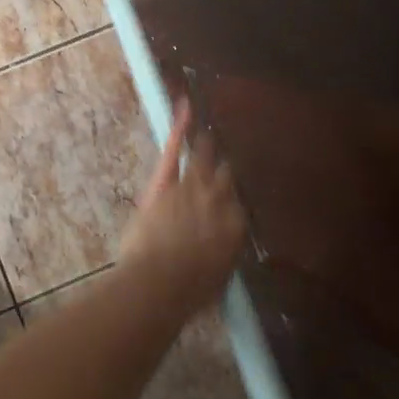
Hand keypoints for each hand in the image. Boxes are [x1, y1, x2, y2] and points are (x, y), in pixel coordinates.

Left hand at [117, 95, 247, 314]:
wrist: (159, 282)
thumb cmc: (189, 290)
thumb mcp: (218, 277)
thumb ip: (223, 254)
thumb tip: (221, 249)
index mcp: (236, 228)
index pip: (238, 201)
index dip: (233, 193)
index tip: (232, 185)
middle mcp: (219, 202)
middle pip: (225, 176)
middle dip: (225, 165)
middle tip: (227, 150)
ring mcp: (191, 187)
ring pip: (202, 160)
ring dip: (206, 145)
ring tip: (209, 130)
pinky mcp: (165, 182)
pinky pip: (174, 150)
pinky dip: (179, 127)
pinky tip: (185, 107)